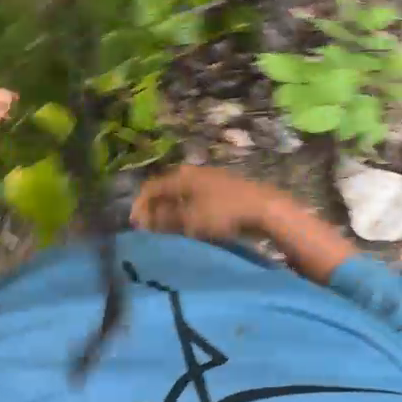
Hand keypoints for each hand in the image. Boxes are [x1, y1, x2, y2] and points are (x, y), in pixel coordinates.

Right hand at [131, 166, 291, 239]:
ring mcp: (208, 178)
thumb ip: (164, 219)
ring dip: (171, 210)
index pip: (150, 188)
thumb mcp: (189, 219)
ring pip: (180, 194)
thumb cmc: (223, 212)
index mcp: (179, 175)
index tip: (135, 225)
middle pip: (164, 189)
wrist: (266, 209)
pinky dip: (186, 209)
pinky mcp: (222, 188)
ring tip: (168, 228)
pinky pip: (195, 198)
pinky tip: (190, 223)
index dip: (139, 206)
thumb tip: (143, 220)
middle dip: (154, 208)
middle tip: (150, 228)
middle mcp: (190, 172)